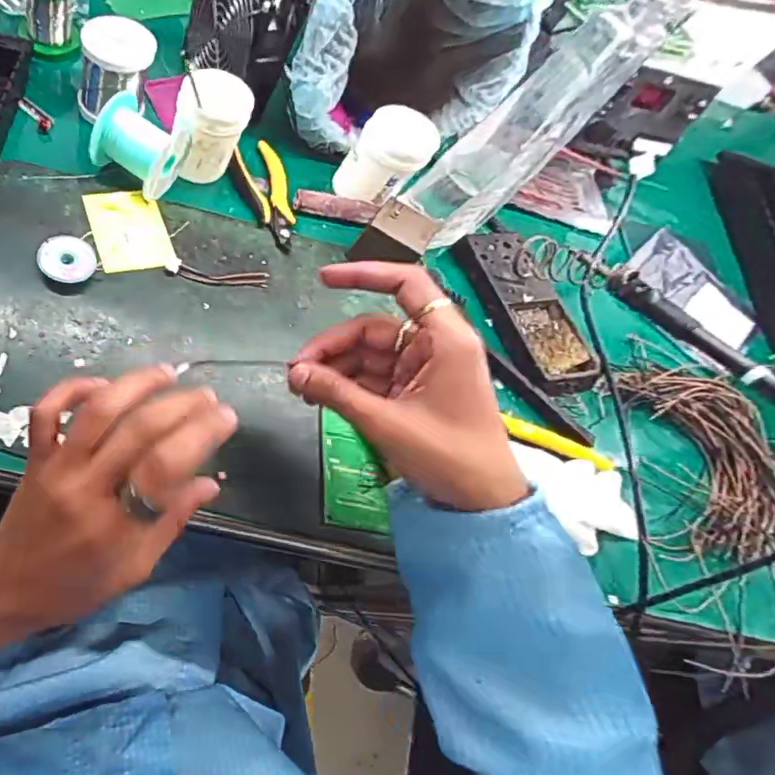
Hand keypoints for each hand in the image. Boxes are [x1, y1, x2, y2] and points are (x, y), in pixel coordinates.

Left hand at [0, 366, 236, 648]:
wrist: (7, 586)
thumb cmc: (75, 586)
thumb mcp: (133, 569)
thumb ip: (170, 524)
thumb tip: (209, 483)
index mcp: (114, 523)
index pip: (165, 466)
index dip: (200, 435)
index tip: (225, 417)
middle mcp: (84, 486)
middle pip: (136, 430)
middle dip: (179, 406)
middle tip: (208, 396)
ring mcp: (55, 466)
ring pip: (95, 411)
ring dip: (133, 385)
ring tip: (166, 374)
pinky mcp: (34, 457)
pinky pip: (46, 413)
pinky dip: (71, 390)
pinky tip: (101, 385)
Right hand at [286, 262, 527, 511]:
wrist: (478, 500)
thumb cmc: (450, 456)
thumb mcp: (386, 422)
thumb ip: (336, 393)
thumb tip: (297, 373)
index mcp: (444, 341)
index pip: (407, 286)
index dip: (365, 274)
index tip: (325, 279)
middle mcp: (433, 347)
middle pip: (370, 328)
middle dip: (330, 346)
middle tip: (297, 371)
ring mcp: (420, 369)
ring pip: (364, 353)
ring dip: (332, 368)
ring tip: (303, 388)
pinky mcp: (409, 390)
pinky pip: (368, 375)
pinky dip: (342, 383)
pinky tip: (319, 395)